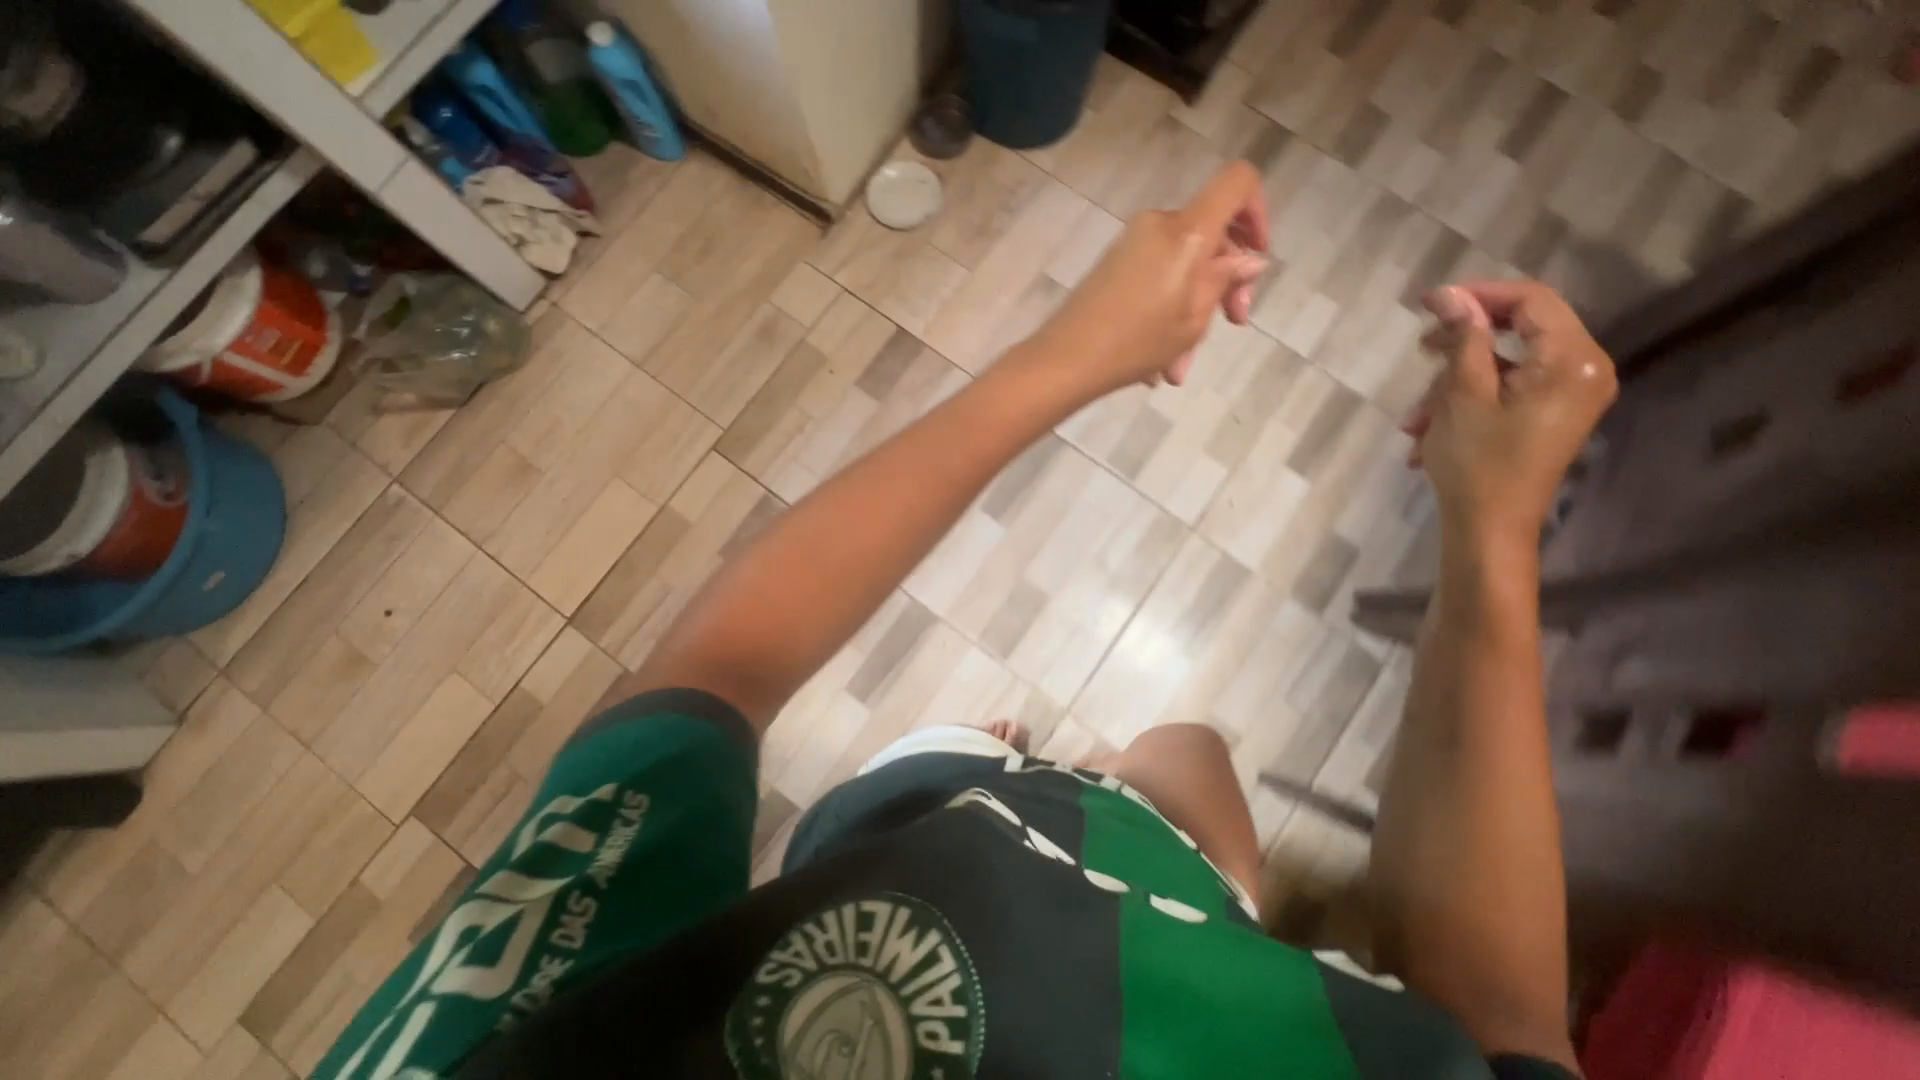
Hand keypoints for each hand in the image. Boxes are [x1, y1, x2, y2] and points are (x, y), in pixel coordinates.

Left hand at [1024, 160, 1269, 393]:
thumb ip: (1225, 281)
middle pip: (1211, 233)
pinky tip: (1160, 363)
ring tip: (1182, 366)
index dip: (1258, 210)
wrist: (1065, 360)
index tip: (1257, 254)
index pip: (1237, 182)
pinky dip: (1167, 314)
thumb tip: (1248, 260)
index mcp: (1186, 230)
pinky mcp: (1114, 264)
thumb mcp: (1193, 319)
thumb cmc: (1136, 342)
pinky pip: (1157, 280)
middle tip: (1234, 323)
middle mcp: (1158, 224)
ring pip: (1183, 267)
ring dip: (1193, 313)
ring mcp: (1132, 243)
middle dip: (1227, 281)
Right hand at [1404, 281, 1617, 542]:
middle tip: (1420, 351)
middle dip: (1463, 343)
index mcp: (1572, 360)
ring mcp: (1571, 395)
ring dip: (1455, 381)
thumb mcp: (1463, 395)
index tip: (1429, 303)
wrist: (1490, 530)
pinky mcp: (1553, 414)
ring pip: (1508, 363)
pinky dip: (1469, 399)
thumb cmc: (1477, 463)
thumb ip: (1464, 337)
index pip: (1531, 300)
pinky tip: (1429, 429)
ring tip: (1414, 417)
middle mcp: (1585, 370)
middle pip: (1522, 329)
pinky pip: (1511, 388)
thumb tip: (1450, 295)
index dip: (1478, 294)